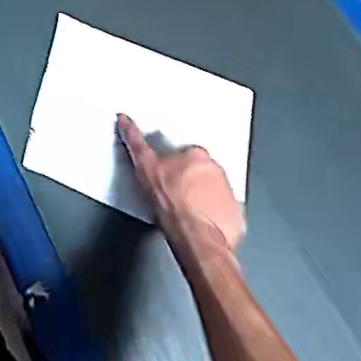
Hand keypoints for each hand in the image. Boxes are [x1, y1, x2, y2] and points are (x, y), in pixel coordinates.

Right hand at [118, 114, 244, 255]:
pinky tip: (198, 225)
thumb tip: (125, 120)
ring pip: (212, 193)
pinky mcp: (235, 218)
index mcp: (198, 155)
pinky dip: (213, 218)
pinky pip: (224, 214)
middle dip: (189, 182)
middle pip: (200, 173)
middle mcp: (217, 171)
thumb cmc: (173, 206)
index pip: (185, 155)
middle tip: (174, 197)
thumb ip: (134, 141)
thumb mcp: (145, 167)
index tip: (166, 179)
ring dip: (201, 199)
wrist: (195, 239)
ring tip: (185, 213)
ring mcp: (229, 195)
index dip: (173, 168)